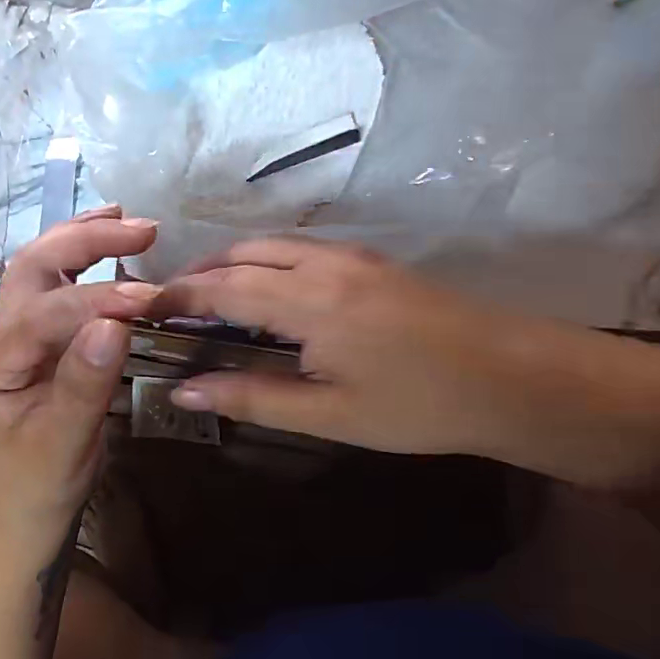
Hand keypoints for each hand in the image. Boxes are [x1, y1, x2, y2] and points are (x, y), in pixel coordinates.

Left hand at [0, 206, 162, 534]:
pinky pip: (58, 281)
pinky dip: (84, 254)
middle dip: (84, 240)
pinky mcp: (41, 333)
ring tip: (124, 218)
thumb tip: (115, 325)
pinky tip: (110, 242)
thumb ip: (84, 384)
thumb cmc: (41, 478)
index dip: (97, 299)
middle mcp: (1, 333)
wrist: (26, 500)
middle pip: (33, 265)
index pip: (46, 312)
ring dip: (80, 235)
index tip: (149, 298)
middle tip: (141, 230)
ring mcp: (19, 329)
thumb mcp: (63, 442)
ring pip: (41, 263)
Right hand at [158, 238, 659, 482]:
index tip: (143, 308)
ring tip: (211, 298)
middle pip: (241, 255)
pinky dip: (265, 261)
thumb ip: (253, 397)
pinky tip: (268, 292)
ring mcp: (351, 256)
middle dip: (199, 274)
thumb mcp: (331, 414)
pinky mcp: (371, 260)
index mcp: (308, 303)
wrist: (516, 376)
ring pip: (271, 245)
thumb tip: (184, 392)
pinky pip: (300, 247)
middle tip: (171, 306)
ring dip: (232, 264)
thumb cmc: (420, 405)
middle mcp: (323, 265)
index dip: (177, 296)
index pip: (221, 289)